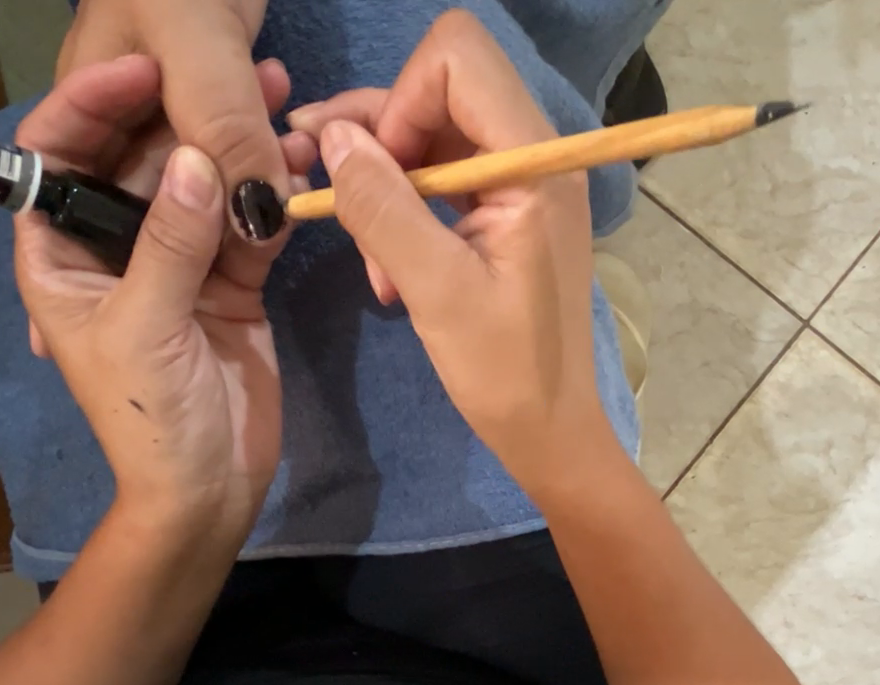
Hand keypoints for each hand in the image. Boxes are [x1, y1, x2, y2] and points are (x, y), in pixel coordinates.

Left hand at [15, 57, 283, 543]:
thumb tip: (201, 163)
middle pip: (142, 166)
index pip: (58, 159)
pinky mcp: (234, 287)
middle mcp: (119, 248)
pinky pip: (248, 234)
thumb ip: (170, 246)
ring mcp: (182, 266)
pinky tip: (296, 174)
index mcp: (63, 254)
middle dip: (183, 122)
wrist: (211, 485)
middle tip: (239, 75)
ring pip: (205, 195)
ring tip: (284, 112)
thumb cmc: (150, 418)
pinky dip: (269, 209)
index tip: (143, 70)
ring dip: (238, 158)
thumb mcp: (145, 327)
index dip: (91, 107)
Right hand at [59, 0, 290, 240]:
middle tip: (281, 197)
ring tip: (298, 160)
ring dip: (261, 178)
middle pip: (170, 200)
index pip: (107, 201)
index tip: (234, 231)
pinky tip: (299, 137)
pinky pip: (246, 150)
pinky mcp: (218, 109)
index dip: (167, 230)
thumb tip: (261, 220)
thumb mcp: (192, 50)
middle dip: (229, 205)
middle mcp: (125, 127)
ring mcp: (173, 117)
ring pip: (217, 180)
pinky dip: (274, 150)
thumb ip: (224, 134)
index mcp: (87, 115)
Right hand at [287, 12, 623, 498]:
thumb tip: (332, 137)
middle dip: (379, 142)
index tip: (380, 176)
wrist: (549, 430)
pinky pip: (441, 184)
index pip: (458, 60)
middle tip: (329, 201)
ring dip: (385, 188)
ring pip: (431, 139)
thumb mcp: (436, 292)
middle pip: (438, 93)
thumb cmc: (505, 375)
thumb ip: (383, 208)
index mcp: (535, 166)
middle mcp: (534, 160)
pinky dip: (405, 214)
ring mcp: (521, 189)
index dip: (400, 102)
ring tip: (366, 257)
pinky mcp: (506, 218)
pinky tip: (387, 268)